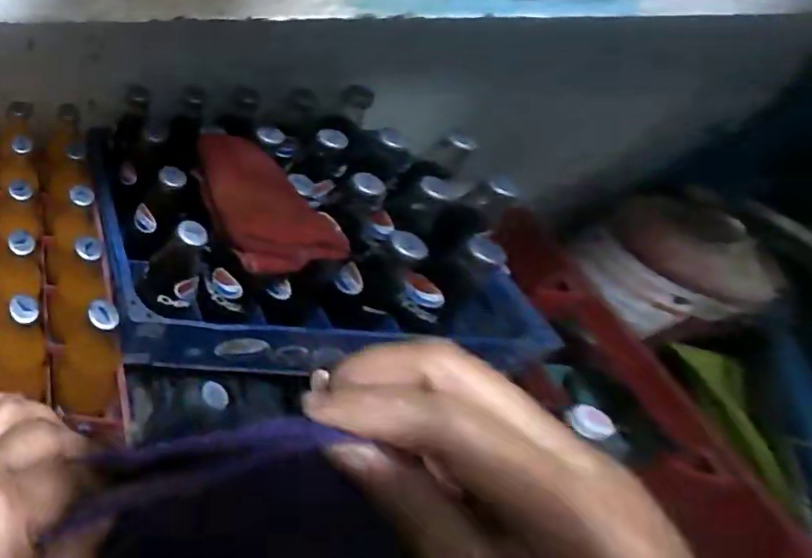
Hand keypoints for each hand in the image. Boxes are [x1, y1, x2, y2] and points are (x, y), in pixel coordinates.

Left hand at [0, 394, 97, 557]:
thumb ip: (78, 545)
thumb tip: (108, 511)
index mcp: (11, 500)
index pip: (69, 471)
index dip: (100, 477)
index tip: (120, 486)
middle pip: (43, 431)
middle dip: (78, 445)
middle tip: (101, 468)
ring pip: (11, 407)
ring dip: (43, 419)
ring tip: (66, 445)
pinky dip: (7, 407)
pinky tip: (25, 423)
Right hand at [304, 340, 690, 557]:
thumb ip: (418, 515)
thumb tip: (338, 443)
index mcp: (570, 498)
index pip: (447, 416)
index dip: (367, 405)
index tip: (306, 416)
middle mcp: (574, 450)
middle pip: (447, 366)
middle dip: (371, 372)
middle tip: (325, 405)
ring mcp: (573, 445)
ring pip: (455, 370)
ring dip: (388, 379)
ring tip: (349, 412)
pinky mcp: (562, 453)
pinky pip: (471, 398)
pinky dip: (415, 398)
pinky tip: (396, 433)